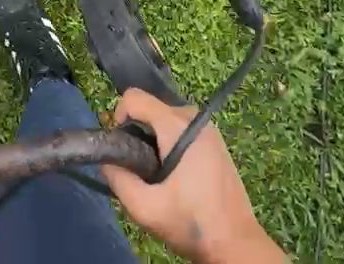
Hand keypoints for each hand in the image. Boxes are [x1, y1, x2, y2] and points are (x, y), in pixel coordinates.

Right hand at [101, 90, 286, 263]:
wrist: (237, 246)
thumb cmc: (192, 224)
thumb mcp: (145, 208)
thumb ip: (117, 180)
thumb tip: (105, 162)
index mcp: (177, 126)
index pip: (135, 97)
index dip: (119, 117)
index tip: (122, 147)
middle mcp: (194, 118)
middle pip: (150, 107)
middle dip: (138, 132)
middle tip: (140, 167)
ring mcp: (208, 129)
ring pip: (165, 118)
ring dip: (154, 139)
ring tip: (158, 173)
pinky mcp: (216, 141)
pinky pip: (181, 128)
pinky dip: (170, 142)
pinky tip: (176, 174)